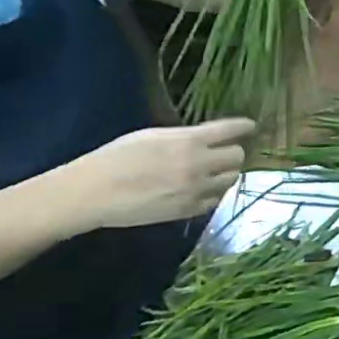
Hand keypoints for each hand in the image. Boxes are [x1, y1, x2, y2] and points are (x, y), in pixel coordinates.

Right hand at [46, 119, 254, 231]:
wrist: (89, 194)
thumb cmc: (116, 157)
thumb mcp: (154, 136)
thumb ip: (187, 136)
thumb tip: (211, 136)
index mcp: (190, 141)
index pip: (233, 130)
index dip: (244, 127)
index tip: (249, 127)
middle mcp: (198, 164)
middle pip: (237, 156)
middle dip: (231, 152)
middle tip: (222, 152)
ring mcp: (194, 190)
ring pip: (230, 179)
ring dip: (224, 173)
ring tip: (211, 172)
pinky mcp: (186, 211)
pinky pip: (214, 200)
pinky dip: (212, 193)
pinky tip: (200, 189)